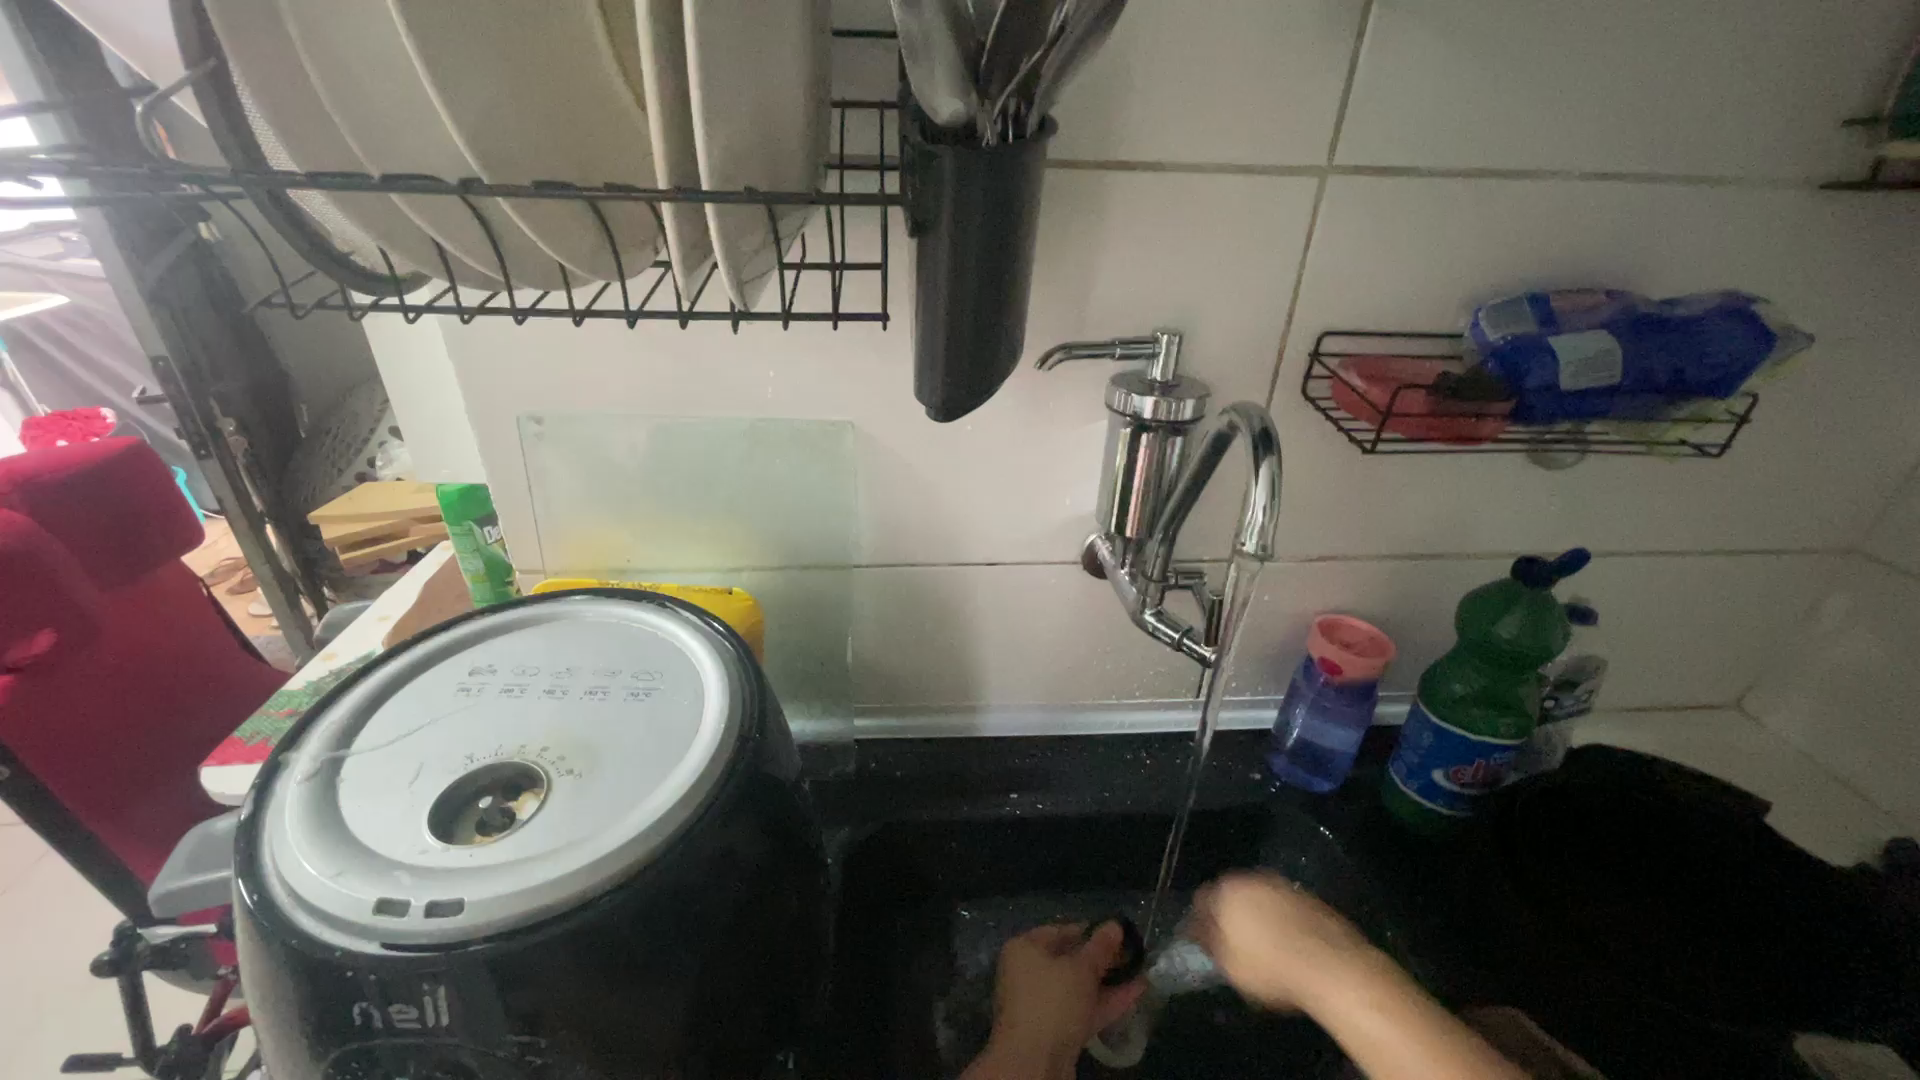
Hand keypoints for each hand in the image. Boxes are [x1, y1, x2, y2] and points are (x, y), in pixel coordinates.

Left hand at [968, 922, 1146, 1078]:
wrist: (1034, 1062)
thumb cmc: (1052, 1001)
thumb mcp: (1080, 969)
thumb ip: (1100, 947)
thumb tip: (1115, 924)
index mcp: (1024, 949)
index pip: (1059, 931)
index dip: (1090, 930)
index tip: (1117, 933)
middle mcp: (1028, 973)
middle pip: (1070, 961)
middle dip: (1103, 959)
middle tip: (1133, 953)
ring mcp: (1042, 1004)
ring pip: (1079, 988)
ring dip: (1108, 981)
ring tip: (1140, 971)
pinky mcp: (1055, 1030)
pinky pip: (1082, 1009)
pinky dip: (1106, 1002)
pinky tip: (1135, 993)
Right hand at [1188, 870, 1379, 1011]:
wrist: (1334, 967)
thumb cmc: (1271, 968)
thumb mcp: (1228, 964)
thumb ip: (1208, 942)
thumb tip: (1196, 929)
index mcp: (1226, 890)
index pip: (1201, 898)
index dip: (1199, 920)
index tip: (1202, 938)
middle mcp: (1253, 878)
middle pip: (1232, 894)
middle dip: (1230, 913)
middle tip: (1232, 941)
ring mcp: (1284, 885)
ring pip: (1260, 898)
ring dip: (1257, 915)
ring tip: (1262, 944)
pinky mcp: (1311, 898)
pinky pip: (1285, 907)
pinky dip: (1282, 920)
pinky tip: (1288, 943)